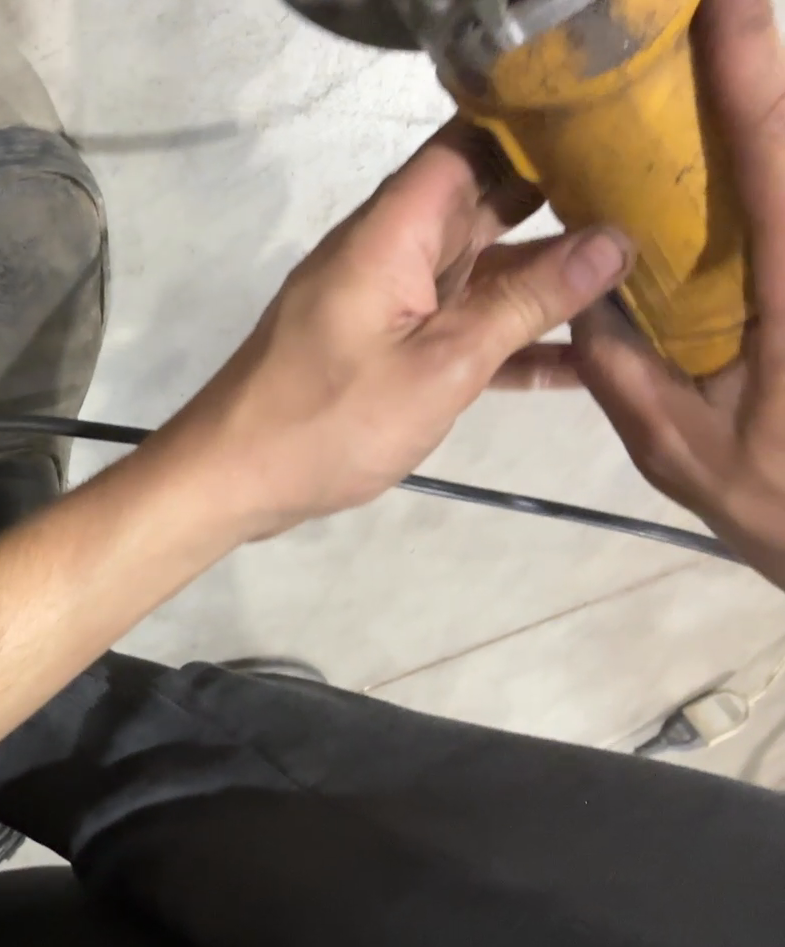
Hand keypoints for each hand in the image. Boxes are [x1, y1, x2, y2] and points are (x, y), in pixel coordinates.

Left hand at [160, 122, 632, 539]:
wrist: (223, 480)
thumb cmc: (323, 424)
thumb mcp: (437, 365)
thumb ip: (522, 302)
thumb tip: (613, 241)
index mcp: (383, 240)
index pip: (463, 148)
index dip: (539, 128)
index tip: (621, 133)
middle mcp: (374, 261)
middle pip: (476, 207)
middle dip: (567, 202)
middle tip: (665, 208)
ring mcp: (369, 309)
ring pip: (468, 272)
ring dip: (544, 279)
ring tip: (648, 278)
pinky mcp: (367, 353)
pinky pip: (444, 328)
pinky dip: (501, 338)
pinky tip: (581, 360)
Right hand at [572, 0, 784, 586]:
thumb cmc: (780, 499)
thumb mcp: (679, 446)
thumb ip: (628, 372)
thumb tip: (580, 300)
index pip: (774, 172)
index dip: (751, 90)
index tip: (733, 14)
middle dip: (762, 86)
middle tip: (720, 25)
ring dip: (764, 135)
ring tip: (715, 85)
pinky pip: (779, 233)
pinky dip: (763, 190)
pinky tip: (725, 181)